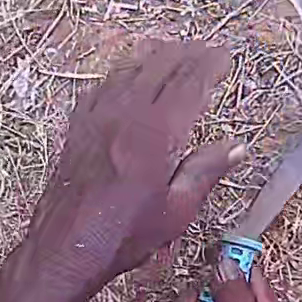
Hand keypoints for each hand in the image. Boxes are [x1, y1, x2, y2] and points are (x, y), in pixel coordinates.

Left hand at [19, 40, 244, 298]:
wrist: (64, 250)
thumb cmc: (122, 237)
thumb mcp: (175, 211)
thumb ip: (205, 172)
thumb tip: (236, 147)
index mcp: (155, 133)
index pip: (189, 83)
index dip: (209, 66)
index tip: (224, 58)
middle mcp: (123, 116)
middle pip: (157, 67)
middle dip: (185, 54)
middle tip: (203, 51)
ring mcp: (95, 120)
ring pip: (126, 71)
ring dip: (151, 57)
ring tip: (169, 52)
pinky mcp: (76, 130)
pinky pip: (99, 89)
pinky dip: (118, 75)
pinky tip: (123, 79)